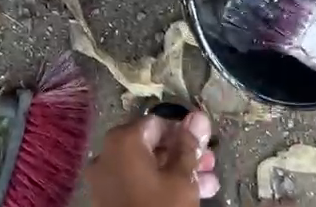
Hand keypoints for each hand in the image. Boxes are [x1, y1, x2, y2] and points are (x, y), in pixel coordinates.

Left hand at [87, 108, 219, 206]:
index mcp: (122, 139)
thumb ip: (189, 146)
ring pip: (146, 167)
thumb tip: (199, 116)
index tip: (205, 145)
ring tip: (208, 184)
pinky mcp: (108, 200)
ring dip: (176, 173)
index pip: (157, 123)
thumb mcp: (181, 179)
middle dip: (183, 156)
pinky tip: (186, 196)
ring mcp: (105, 179)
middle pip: (151, 146)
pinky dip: (158, 186)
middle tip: (210, 165)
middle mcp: (107, 152)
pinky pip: (136, 184)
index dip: (183, 133)